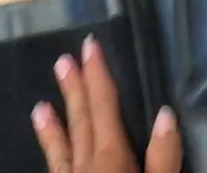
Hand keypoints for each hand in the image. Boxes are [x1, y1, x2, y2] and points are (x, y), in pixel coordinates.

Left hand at [33, 35, 182, 172]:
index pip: (104, 107)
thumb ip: (163, 156)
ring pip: (64, 148)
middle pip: (82, 122)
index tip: (90, 45)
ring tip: (40, 106)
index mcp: (112, 157)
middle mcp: (87, 165)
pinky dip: (50, 153)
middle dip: (76, 90)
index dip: (98, 75)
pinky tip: (45, 146)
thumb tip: (166, 112)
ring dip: (54, 126)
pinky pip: (55, 169)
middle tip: (62, 60)